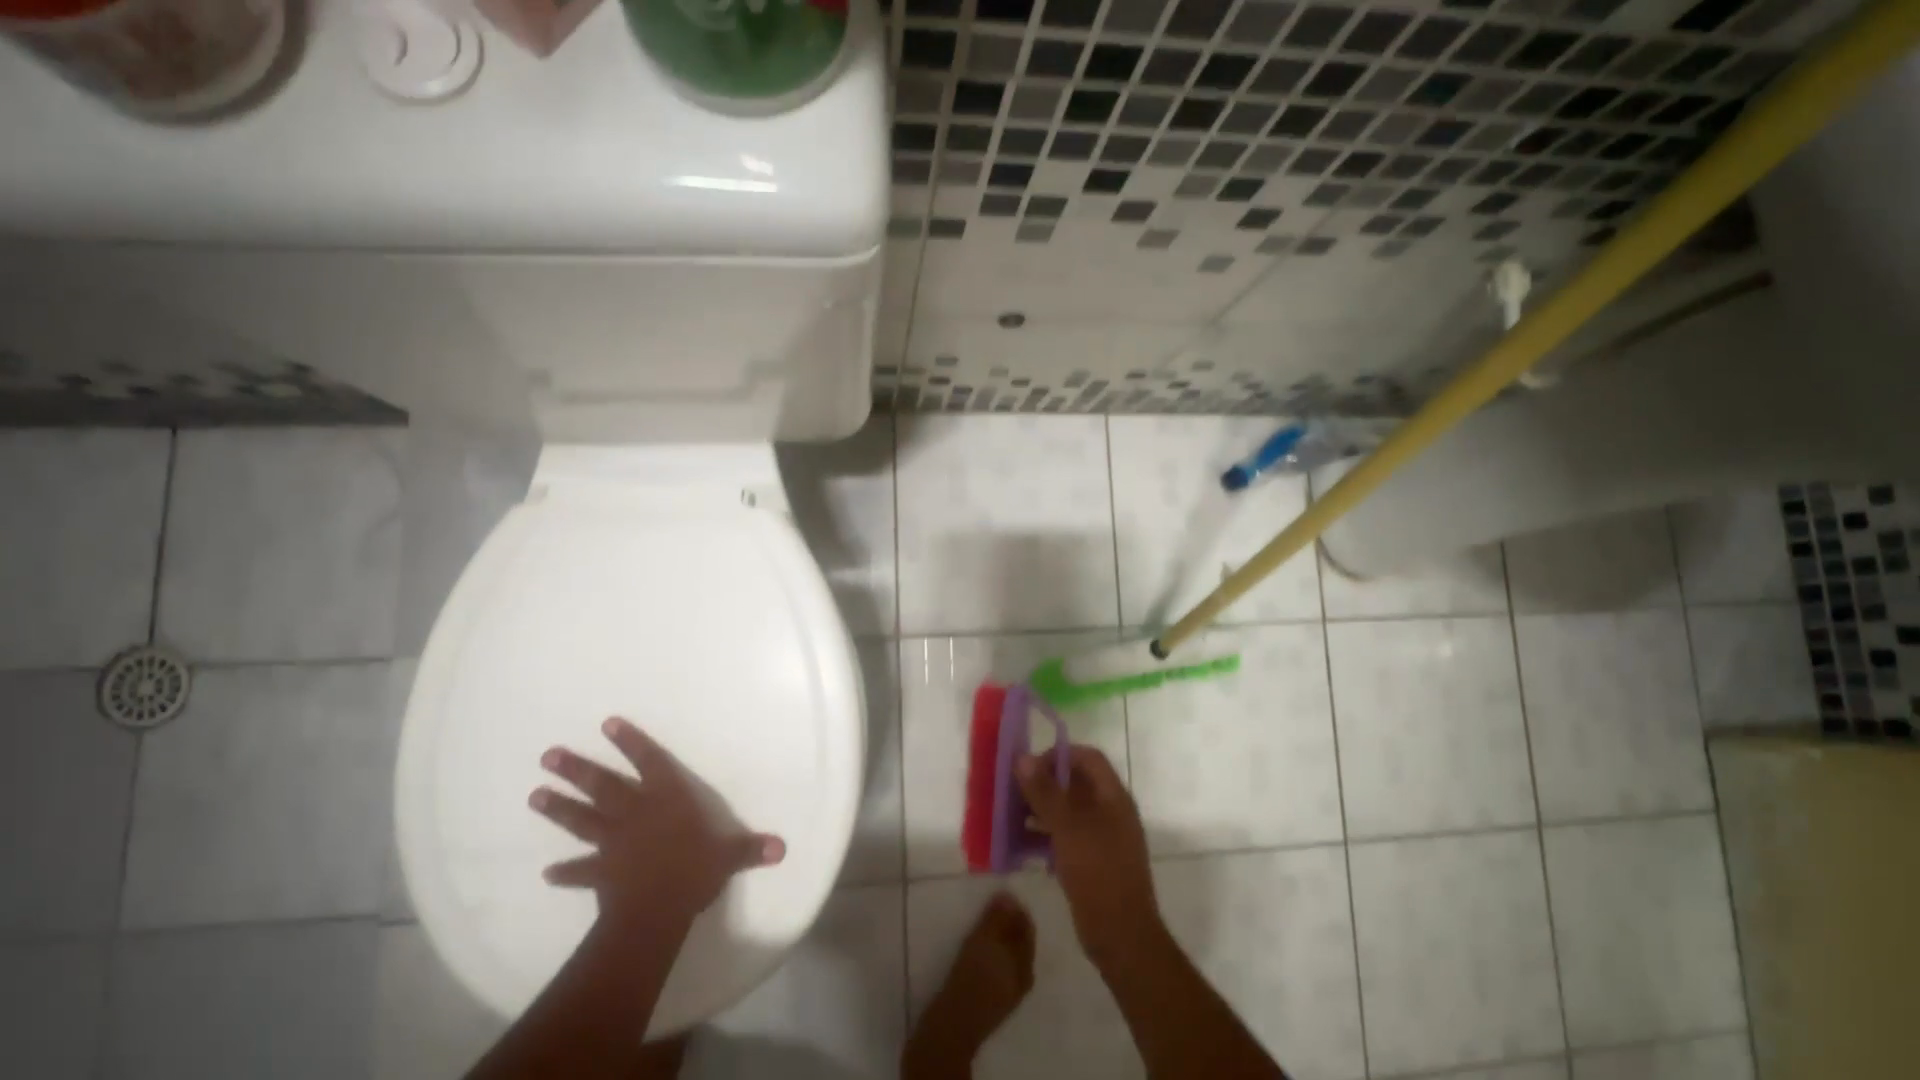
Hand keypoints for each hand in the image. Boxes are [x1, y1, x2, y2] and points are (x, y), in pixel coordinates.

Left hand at [529, 716, 785, 935]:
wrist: (656, 909)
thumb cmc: (695, 871)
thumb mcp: (729, 856)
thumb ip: (751, 849)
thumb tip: (782, 848)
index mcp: (668, 800)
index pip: (649, 764)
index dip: (630, 743)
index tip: (607, 724)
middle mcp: (636, 814)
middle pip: (603, 786)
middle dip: (576, 769)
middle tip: (548, 756)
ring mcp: (613, 842)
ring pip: (582, 819)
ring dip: (559, 808)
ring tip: (534, 795)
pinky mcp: (600, 872)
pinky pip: (580, 870)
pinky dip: (565, 871)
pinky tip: (548, 872)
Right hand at [1014, 745, 1162, 968]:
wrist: (1121, 934)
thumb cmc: (1098, 873)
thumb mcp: (1068, 829)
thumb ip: (1045, 792)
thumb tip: (1022, 757)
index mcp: (1113, 797)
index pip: (1087, 758)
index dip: (1058, 756)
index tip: (1027, 768)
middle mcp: (1111, 813)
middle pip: (1076, 784)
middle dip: (1043, 784)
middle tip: (1011, 792)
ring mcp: (1103, 839)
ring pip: (1068, 812)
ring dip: (1040, 810)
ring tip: (1009, 817)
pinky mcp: (1092, 863)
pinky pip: (1066, 838)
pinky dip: (1045, 836)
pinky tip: (1020, 845)